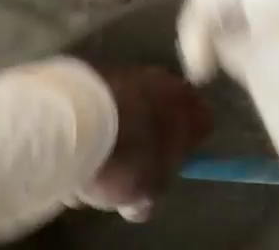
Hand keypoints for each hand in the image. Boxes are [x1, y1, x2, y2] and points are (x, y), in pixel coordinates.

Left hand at [86, 65, 213, 219]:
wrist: (78, 122)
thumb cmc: (126, 157)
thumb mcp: (143, 192)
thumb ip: (151, 196)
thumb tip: (144, 203)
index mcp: (194, 109)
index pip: (202, 129)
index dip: (182, 153)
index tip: (160, 173)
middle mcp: (173, 86)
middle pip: (164, 119)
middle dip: (145, 144)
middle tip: (120, 172)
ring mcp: (138, 75)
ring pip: (132, 111)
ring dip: (118, 133)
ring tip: (88, 165)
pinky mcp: (103, 75)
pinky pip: (105, 104)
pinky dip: (96, 122)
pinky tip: (76, 145)